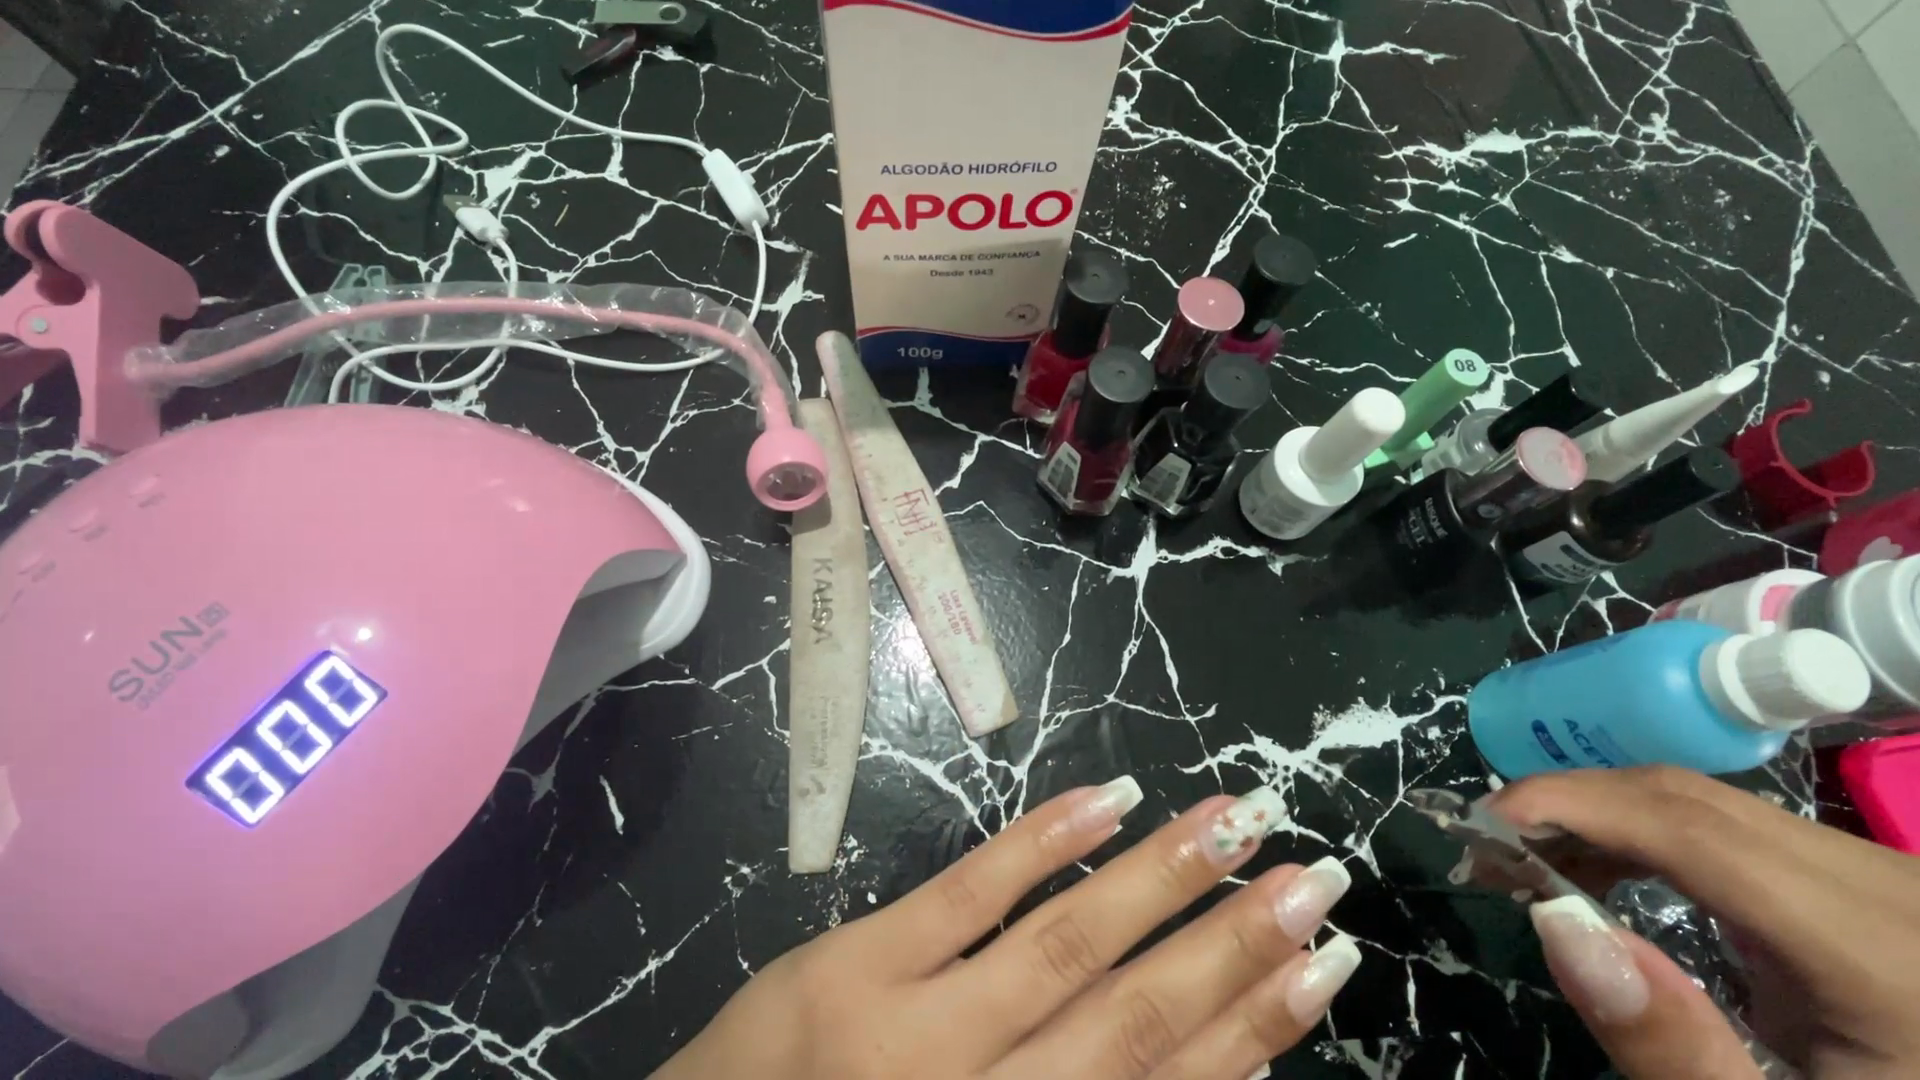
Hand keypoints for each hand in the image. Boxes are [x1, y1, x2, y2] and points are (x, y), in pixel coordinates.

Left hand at [650, 779, 1361, 1079]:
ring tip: (1234, 825)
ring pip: (1062, 946)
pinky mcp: (854, 965)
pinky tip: (1106, 797)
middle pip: (1134, 1016)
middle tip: (1312, 877)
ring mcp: (912, 1029)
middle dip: (1232, 943)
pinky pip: (964, 894)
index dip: (1256, 1028)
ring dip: (1158, 881)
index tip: (1327, 963)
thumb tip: (1188, 1044)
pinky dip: (1040, 845)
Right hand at [1490, 766, 1919, 1078]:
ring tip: (1527, 866)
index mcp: (1880, 945)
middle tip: (1486, 852)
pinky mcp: (1856, 881)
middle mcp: (1886, 881)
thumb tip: (1552, 921)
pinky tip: (1598, 875)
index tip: (1480, 824)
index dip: (1574, 804)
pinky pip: (1724, 827)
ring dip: (1595, 819)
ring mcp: (1876, 874)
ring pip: (1701, 804)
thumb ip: (1676, 1045)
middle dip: (1569, 806)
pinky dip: (1637, 838)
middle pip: (1689, 801)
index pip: (1693, 828)